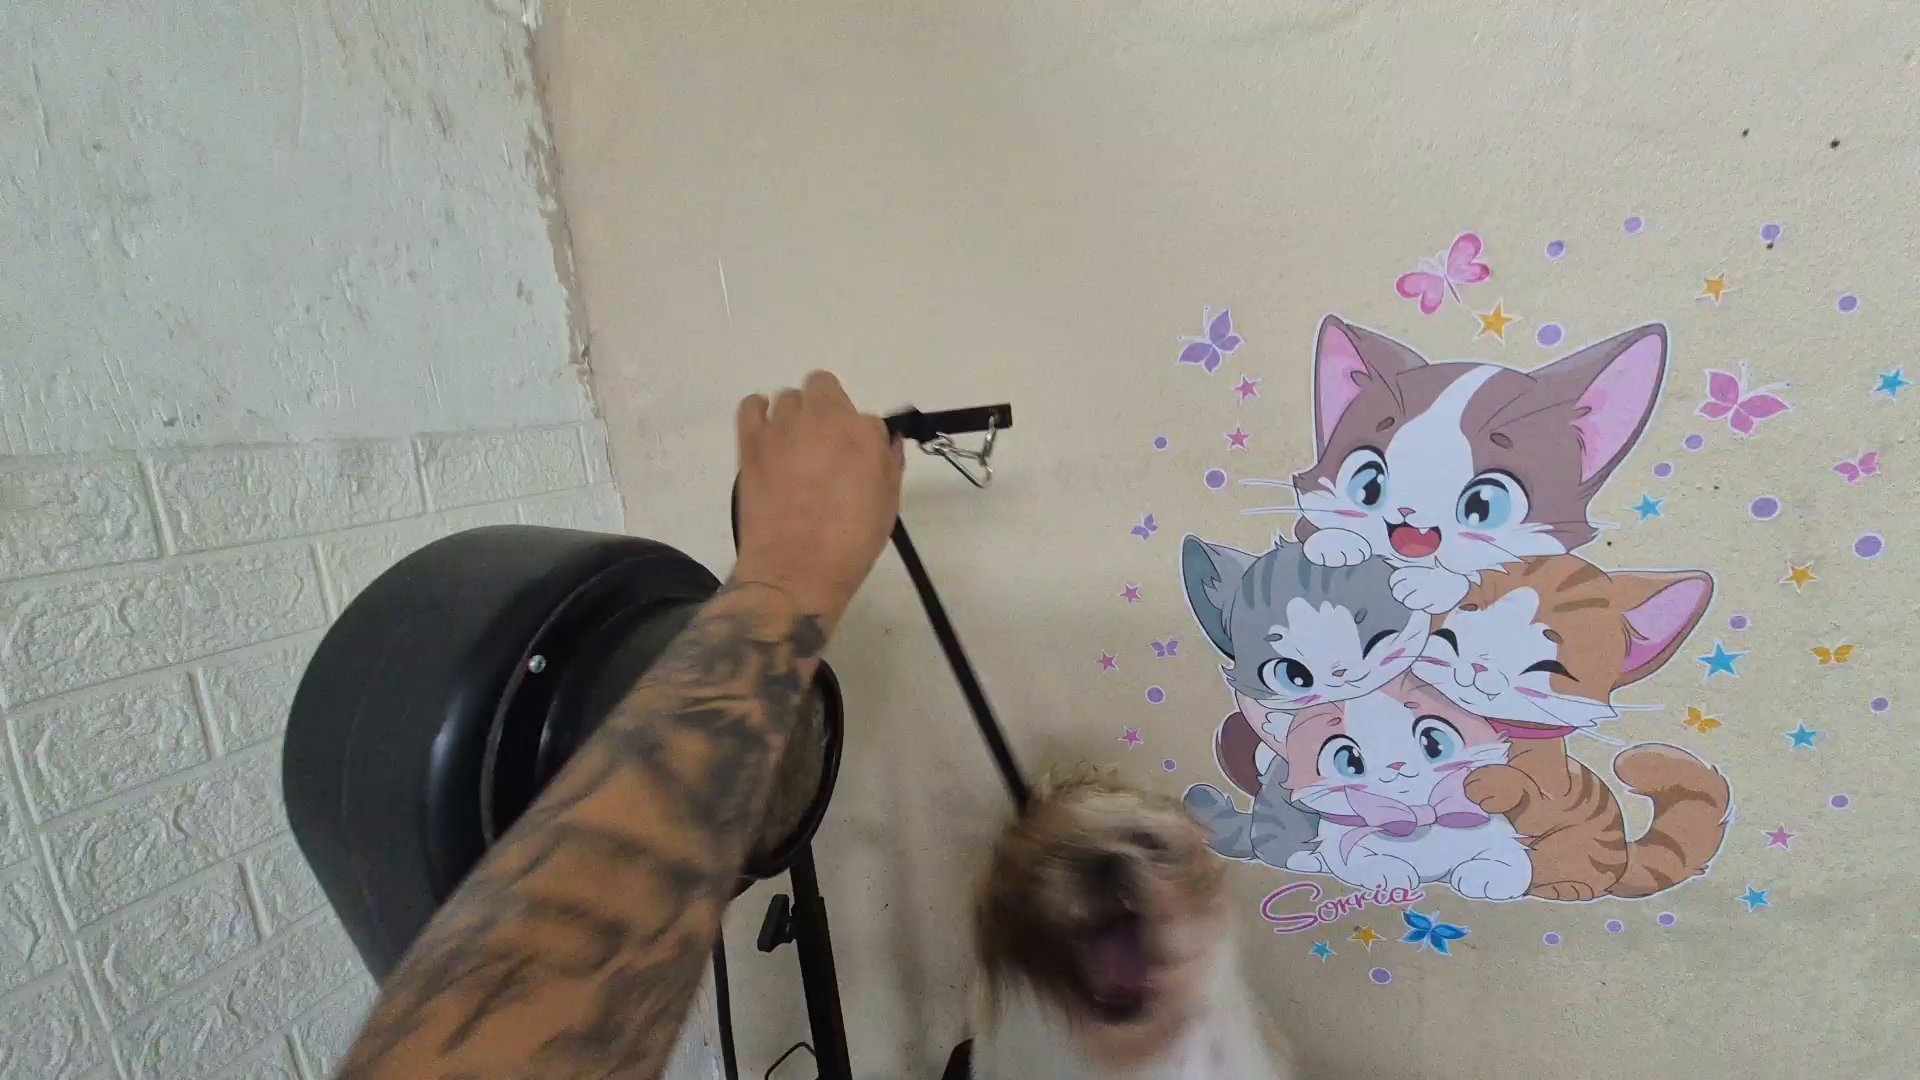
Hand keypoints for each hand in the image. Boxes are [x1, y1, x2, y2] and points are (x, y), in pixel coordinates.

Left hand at [733, 371, 903, 629]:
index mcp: (862, 434)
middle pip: (824, 388)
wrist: (797, 568)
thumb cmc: (851, 542)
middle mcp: (823, 418)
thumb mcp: (888, 503)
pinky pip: (751, 406)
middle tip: (827, 449)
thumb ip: (888, 463)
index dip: (864, 443)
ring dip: (796, 416)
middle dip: (828, 411)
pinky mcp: (751, 441)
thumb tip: (883, 442)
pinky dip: (760, 413)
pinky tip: (768, 436)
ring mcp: (783, 427)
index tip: (858, 466)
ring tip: (795, 451)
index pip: (869, 421)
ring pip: (790, 398)